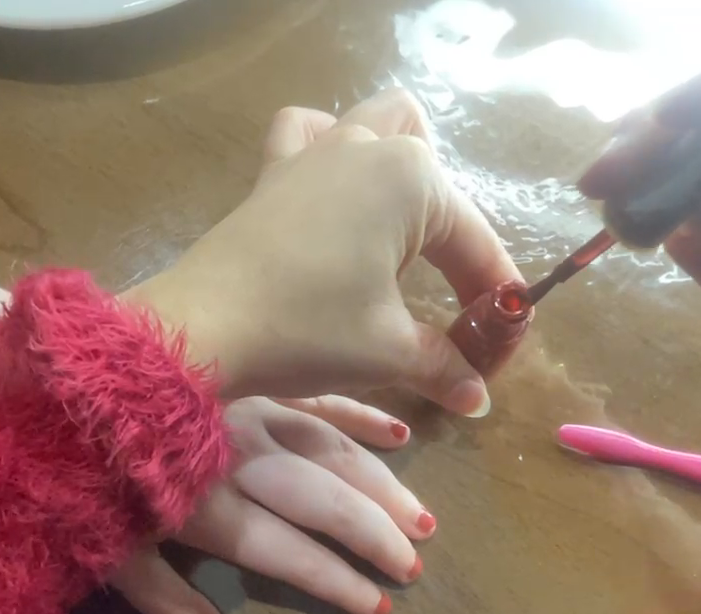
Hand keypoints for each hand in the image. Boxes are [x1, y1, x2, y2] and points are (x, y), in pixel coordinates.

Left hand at [110, 395, 432, 613]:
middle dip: (374, 535)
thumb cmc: (80, 479)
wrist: (64, 382)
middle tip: (416, 564)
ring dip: (380, 485)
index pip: (285, 551)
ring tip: (422, 518)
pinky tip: (399, 434)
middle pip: (322, 500)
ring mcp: (250, 409)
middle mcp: (239, 456)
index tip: (378, 605)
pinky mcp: (253, 376)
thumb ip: (166, 603)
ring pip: (331, 450)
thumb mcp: (110, 555)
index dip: (334, 580)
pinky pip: (316, 395)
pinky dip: (359, 415)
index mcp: (205, 506)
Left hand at [127, 89, 519, 416]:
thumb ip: (443, 367)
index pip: (474, 244)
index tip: (497, 351)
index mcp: (411, 181)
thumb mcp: (386, 352)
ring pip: (376, 128)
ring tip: (397, 230)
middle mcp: (367, 148)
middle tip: (443, 296)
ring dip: (400, 168)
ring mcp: (313, 152)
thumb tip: (478, 398)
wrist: (203, 329)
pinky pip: (307, 134)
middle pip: (435, 175)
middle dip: (451, 233)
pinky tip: (327, 185)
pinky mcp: (271, 173)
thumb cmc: (306, 331)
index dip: (492, 300)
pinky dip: (325, 147)